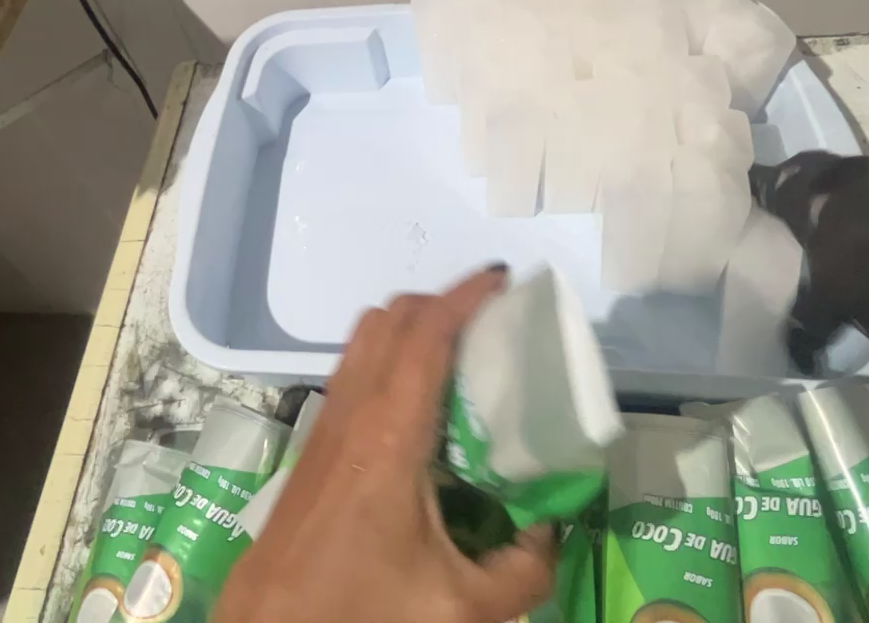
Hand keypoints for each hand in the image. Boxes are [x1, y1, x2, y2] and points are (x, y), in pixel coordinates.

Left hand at [216, 266, 557, 622]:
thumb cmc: (364, 609)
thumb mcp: (459, 608)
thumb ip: (522, 570)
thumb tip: (550, 530)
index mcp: (391, 432)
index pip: (427, 334)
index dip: (465, 295)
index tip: (501, 279)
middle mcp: (355, 407)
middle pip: (393, 316)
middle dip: (442, 301)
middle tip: (490, 321)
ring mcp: (329, 415)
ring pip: (367, 334)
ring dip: (412, 323)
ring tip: (459, 350)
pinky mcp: (318, 433)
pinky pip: (355, 363)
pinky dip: (390, 351)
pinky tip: (418, 397)